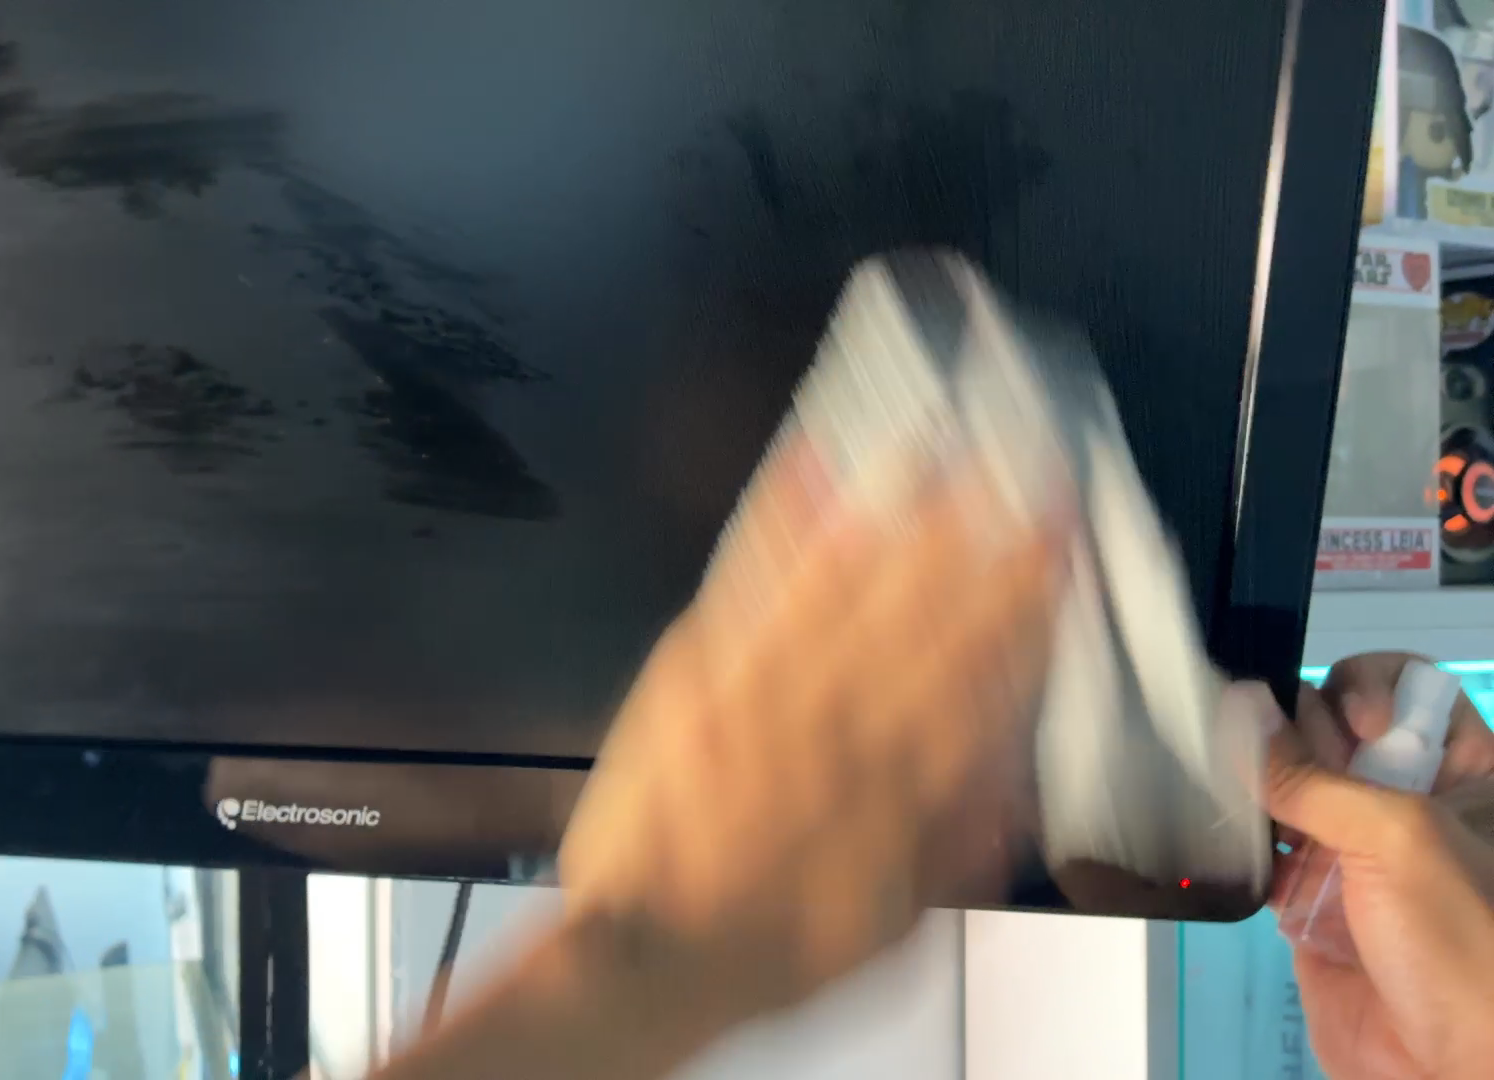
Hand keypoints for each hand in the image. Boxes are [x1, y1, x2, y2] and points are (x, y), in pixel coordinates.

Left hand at [557, 439, 1069, 1048]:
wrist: (651, 948)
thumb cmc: (769, 948)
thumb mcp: (891, 927)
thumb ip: (956, 844)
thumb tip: (1012, 781)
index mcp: (897, 784)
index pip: (976, 674)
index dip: (1023, 603)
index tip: (1054, 543)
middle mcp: (840, 724)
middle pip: (918, 620)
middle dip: (970, 540)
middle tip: (1012, 465)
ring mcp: (763, 689)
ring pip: (842, 592)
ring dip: (889, 520)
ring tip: (929, 451)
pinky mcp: (696, 673)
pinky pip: (745, 592)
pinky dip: (776, 530)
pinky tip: (801, 477)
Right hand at [1267, 654, 1493, 1079]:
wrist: (1458, 1074)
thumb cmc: (1473, 954)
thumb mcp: (1402, 843)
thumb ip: (1311, 773)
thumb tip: (1233, 709)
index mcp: (1464, 774)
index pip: (1398, 687)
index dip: (1358, 690)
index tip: (1342, 730)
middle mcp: (1405, 796)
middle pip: (1318, 723)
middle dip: (1283, 737)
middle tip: (1283, 779)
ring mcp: (1350, 839)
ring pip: (1275, 774)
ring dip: (1243, 779)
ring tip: (1236, 803)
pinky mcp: (1302, 879)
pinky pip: (1250, 828)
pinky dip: (1226, 824)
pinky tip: (1218, 830)